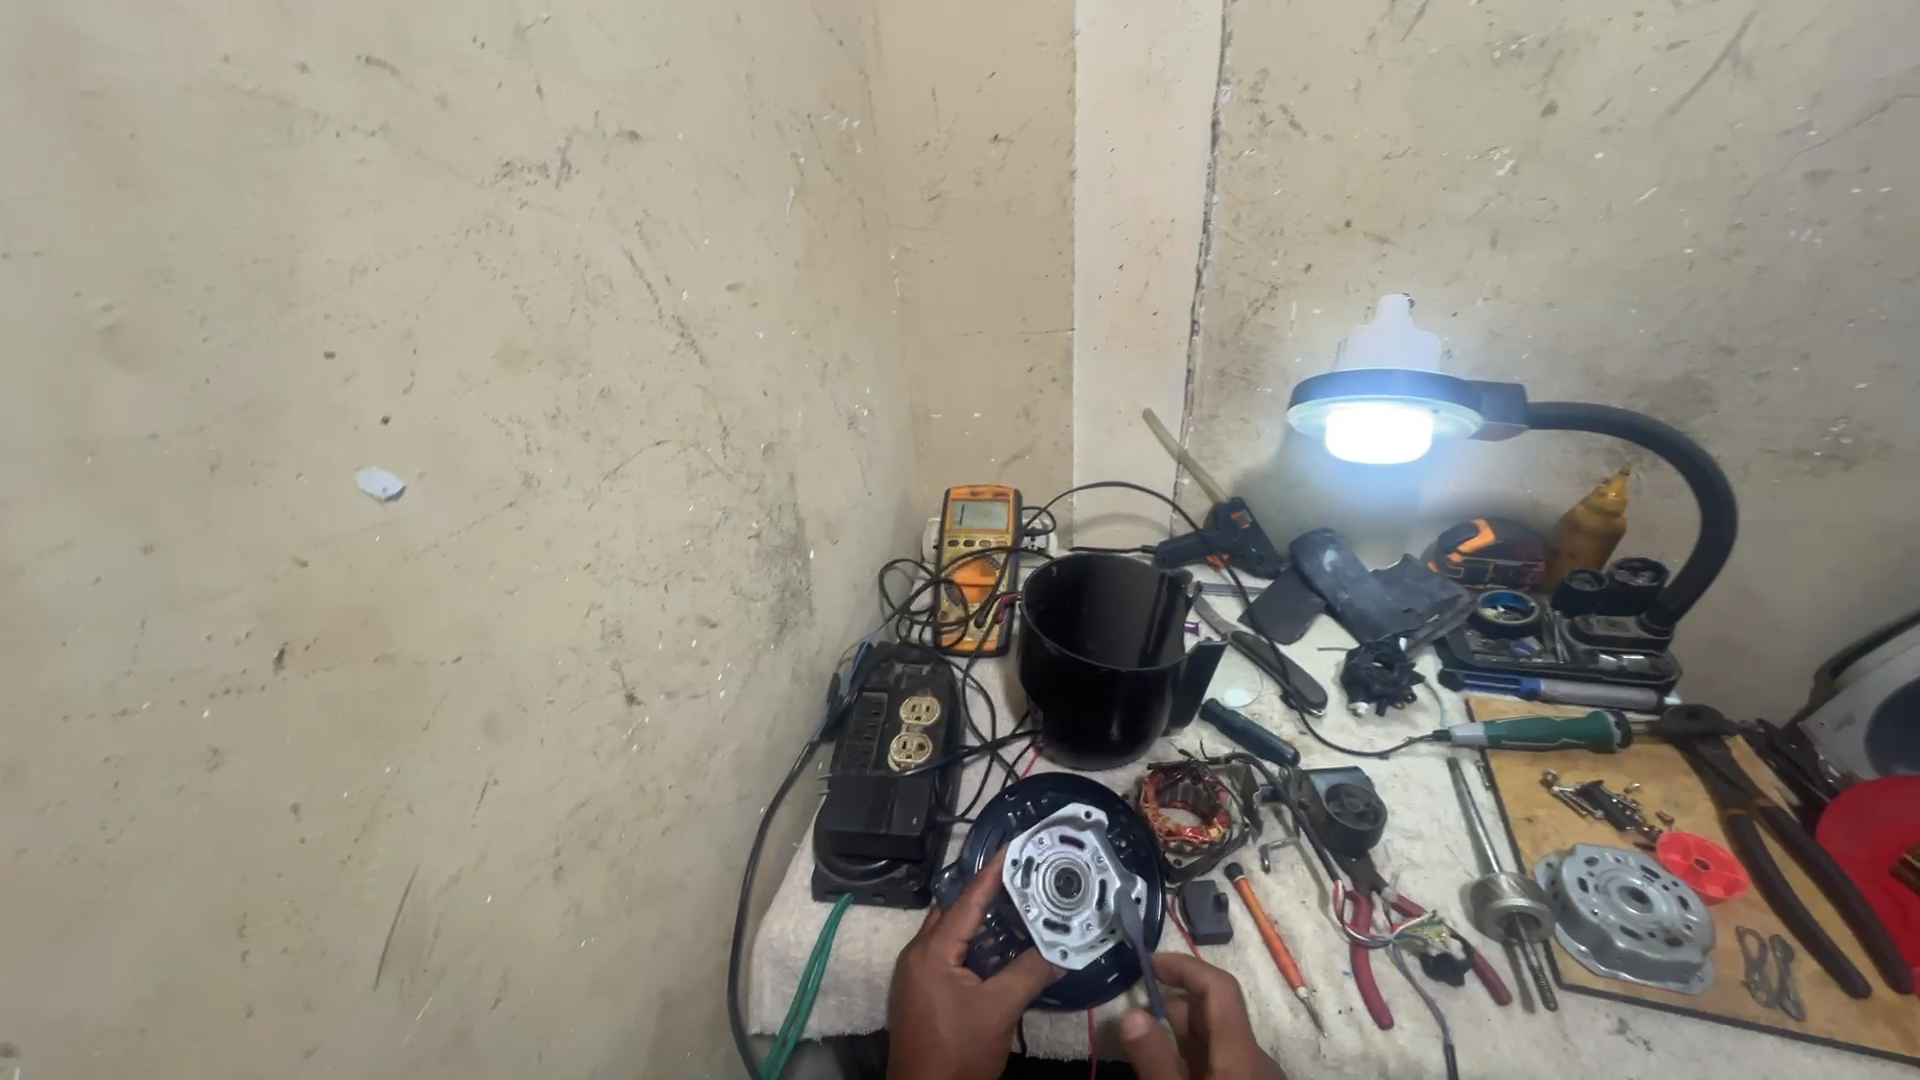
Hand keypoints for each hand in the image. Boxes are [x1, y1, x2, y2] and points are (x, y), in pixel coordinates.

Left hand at [887, 849, 1060, 1079]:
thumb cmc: (957, 1053)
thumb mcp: (999, 1011)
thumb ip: (1029, 974)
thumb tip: (1062, 953)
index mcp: (932, 950)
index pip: (966, 900)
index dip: (991, 873)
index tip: (1012, 848)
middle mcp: (918, 953)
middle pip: (953, 910)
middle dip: (984, 892)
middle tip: (1019, 877)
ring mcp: (916, 973)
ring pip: (949, 932)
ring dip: (978, 920)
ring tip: (1014, 905)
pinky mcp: (921, 991)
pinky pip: (947, 953)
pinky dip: (971, 943)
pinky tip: (997, 948)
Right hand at [1118, 954, 1286, 1079]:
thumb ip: (1156, 1059)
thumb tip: (1130, 1013)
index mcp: (1243, 1053)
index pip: (1219, 986)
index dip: (1184, 966)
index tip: (1147, 965)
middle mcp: (1258, 1060)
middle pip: (1215, 1013)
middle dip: (1173, 1007)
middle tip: (1136, 1022)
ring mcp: (1259, 1079)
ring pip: (1217, 1041)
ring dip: (1180, 1036)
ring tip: (1148, 1051)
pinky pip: (1223, 1063)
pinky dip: (1194, 1058)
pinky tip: (1173, 1074)